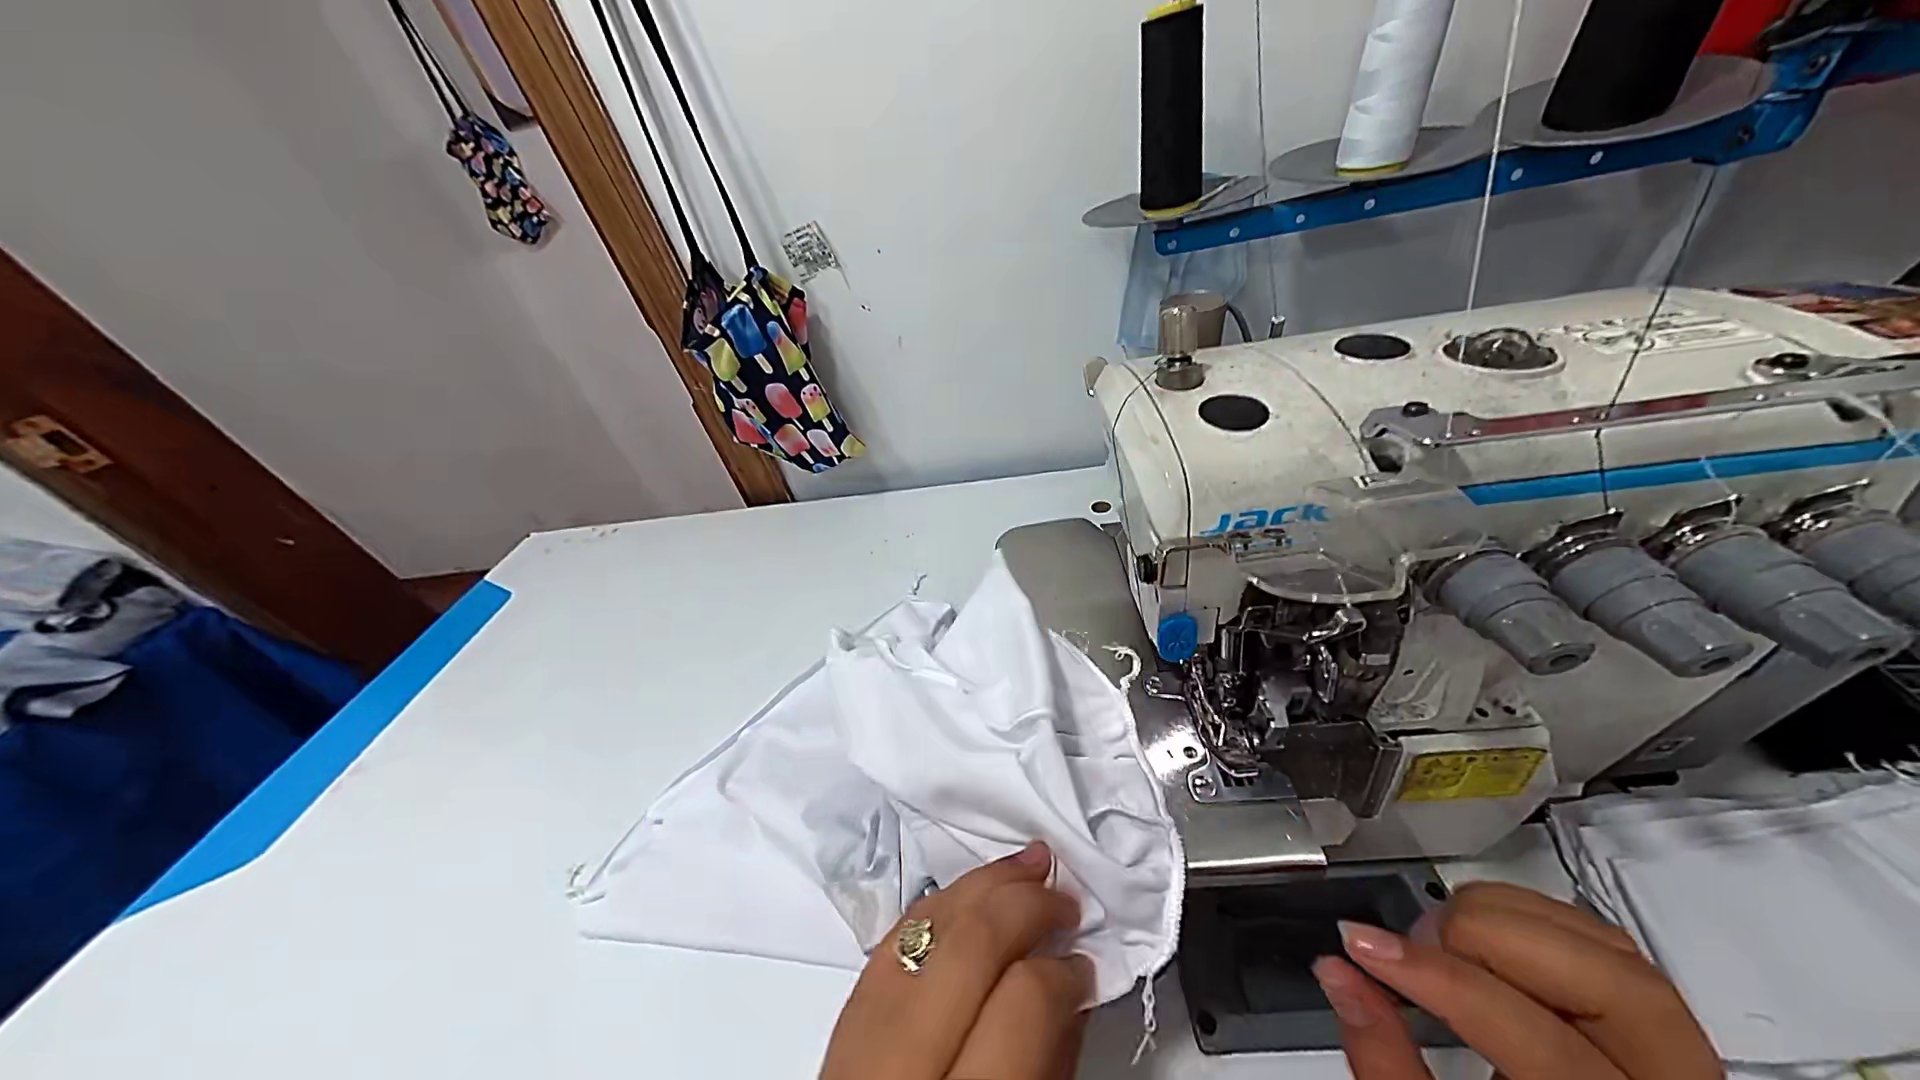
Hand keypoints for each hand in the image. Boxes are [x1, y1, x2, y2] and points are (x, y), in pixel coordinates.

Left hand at [819, 841, 1093, 1079]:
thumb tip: (1070, 987)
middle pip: (971, 946)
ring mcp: (860, 1030)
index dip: (1062, 974)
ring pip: (928, 922)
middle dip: (1027, 907)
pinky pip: (898, 933)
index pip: (1021, 1003)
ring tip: (1031, 863)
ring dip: (986, 884)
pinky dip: (944, 903)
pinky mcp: (844, 1011)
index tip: (1085, 965)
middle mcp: (900, 1062)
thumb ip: (1049, 1065)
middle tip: (1066, 902)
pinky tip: (975, 888)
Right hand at [1312, 882, 1722, 1079]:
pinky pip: (1607, 943)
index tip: (1363, 945)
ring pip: (1611, 950)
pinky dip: (1530, 918)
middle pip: (1606, 983)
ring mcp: (1680, 1066)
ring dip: (1505, 919)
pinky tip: (1480, 935)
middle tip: (1412, 944)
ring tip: (1439, 940)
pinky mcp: (1657, 1031)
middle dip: (1485, 938)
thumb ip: (1384, 1064)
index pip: (1537, 1041)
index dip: (1436, 979)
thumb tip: (1339, 974)